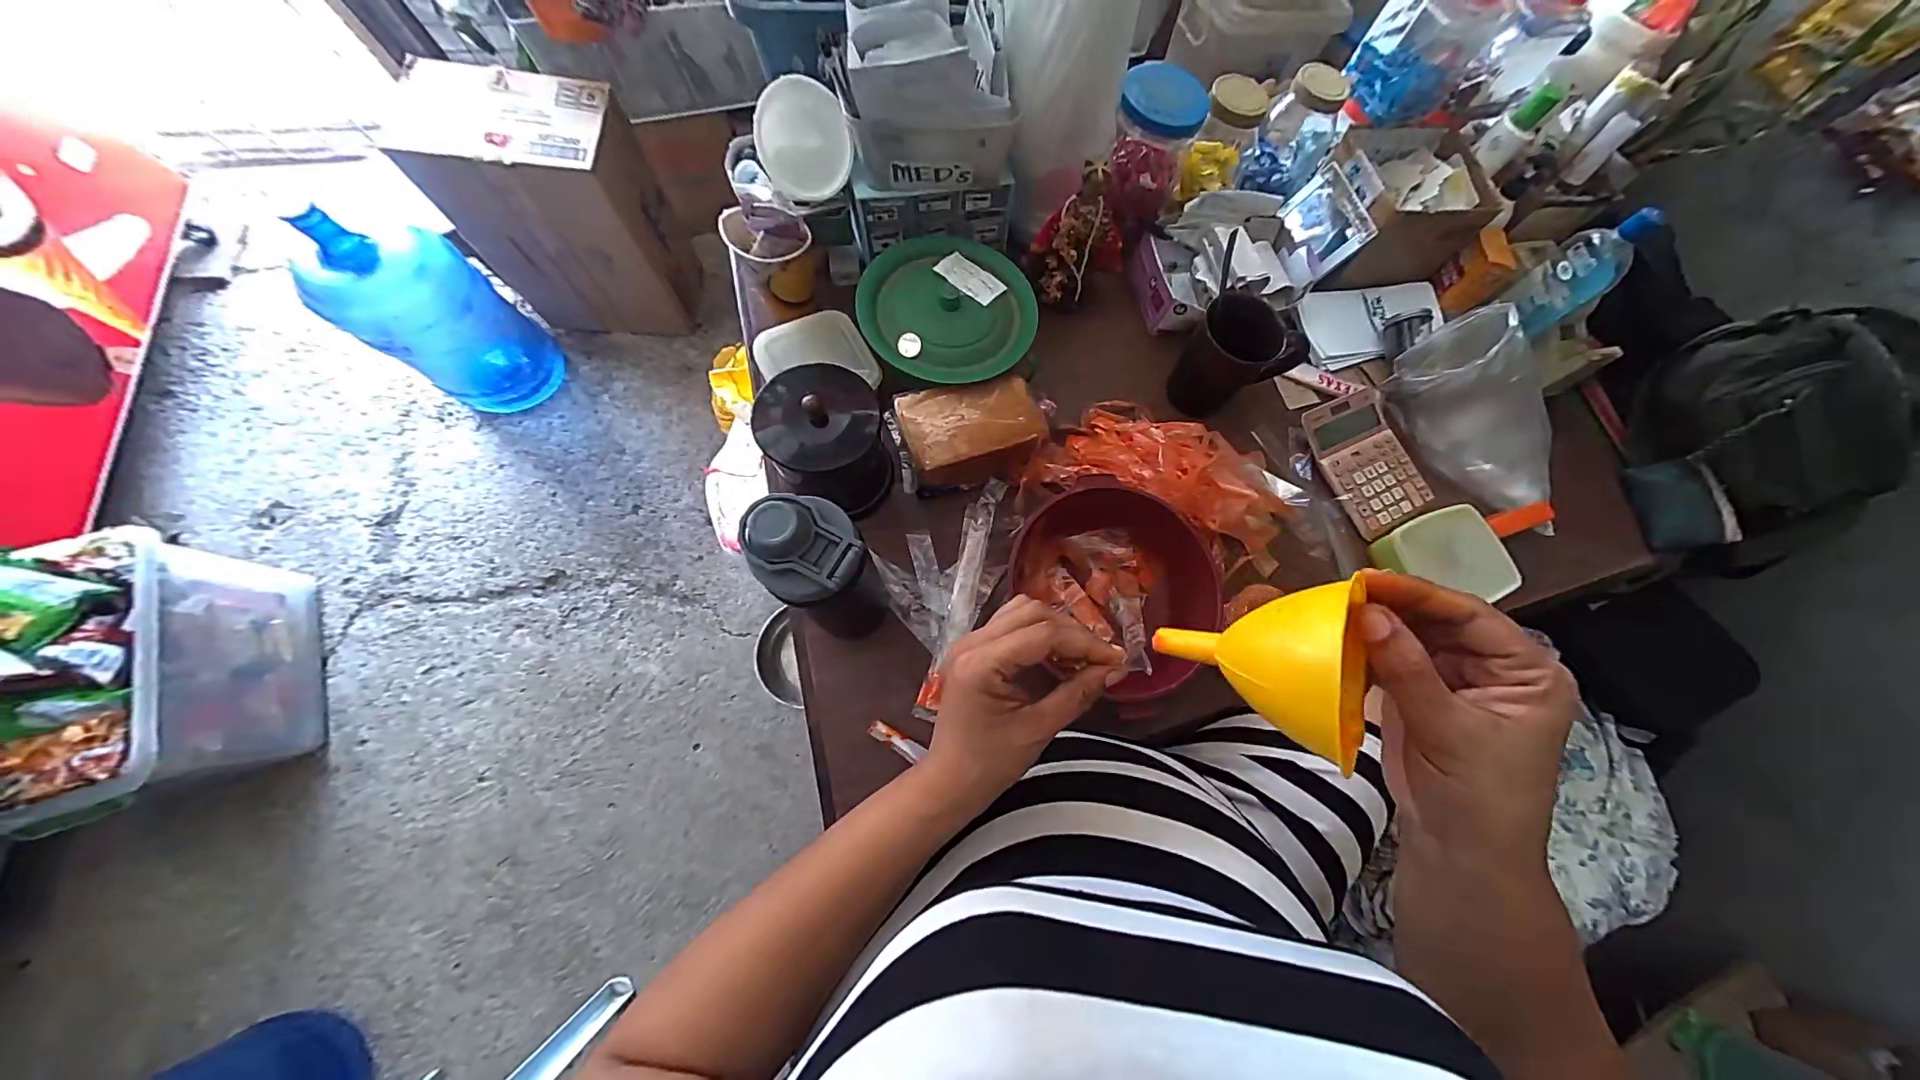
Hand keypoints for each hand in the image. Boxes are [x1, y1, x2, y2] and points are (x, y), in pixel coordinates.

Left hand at [925, 596, 1125, 805]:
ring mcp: (968, 643)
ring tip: (1082, 655)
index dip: (1085, 643)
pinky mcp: (973, 650)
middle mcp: (971, 643)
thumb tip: (1114, 670)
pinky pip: (1010, 625)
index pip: (1043, 633)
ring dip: (1056, 627)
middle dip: (1072, 631)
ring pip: (1021, 612)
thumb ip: (1077, 694)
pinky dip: (1038, 633)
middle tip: (1102, 659)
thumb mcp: (1039, 729)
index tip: (1117, 659)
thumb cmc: (990, 762)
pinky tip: (1057, 655)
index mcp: (981, 662)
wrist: (951, 780)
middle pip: (1032, 613)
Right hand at [1356, 570, 1576, 878]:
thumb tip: (1368, 613)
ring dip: (1377, 625)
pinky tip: (1340, 637)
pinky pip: (1391, 660)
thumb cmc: (1477, 796)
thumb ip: (1408, 669)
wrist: (1458, 851)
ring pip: (1411, 637)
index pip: (1472, 617)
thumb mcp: (1448, 729)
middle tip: (1345, 590)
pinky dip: (1366, 650)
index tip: (1371, 580)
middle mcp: (1493, 668)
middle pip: (1439, 621)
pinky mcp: (1419, 694)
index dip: (1420, 595)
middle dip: (1394, 606)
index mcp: (1527, 671)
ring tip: (1336, 607)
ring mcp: (1453, 680)